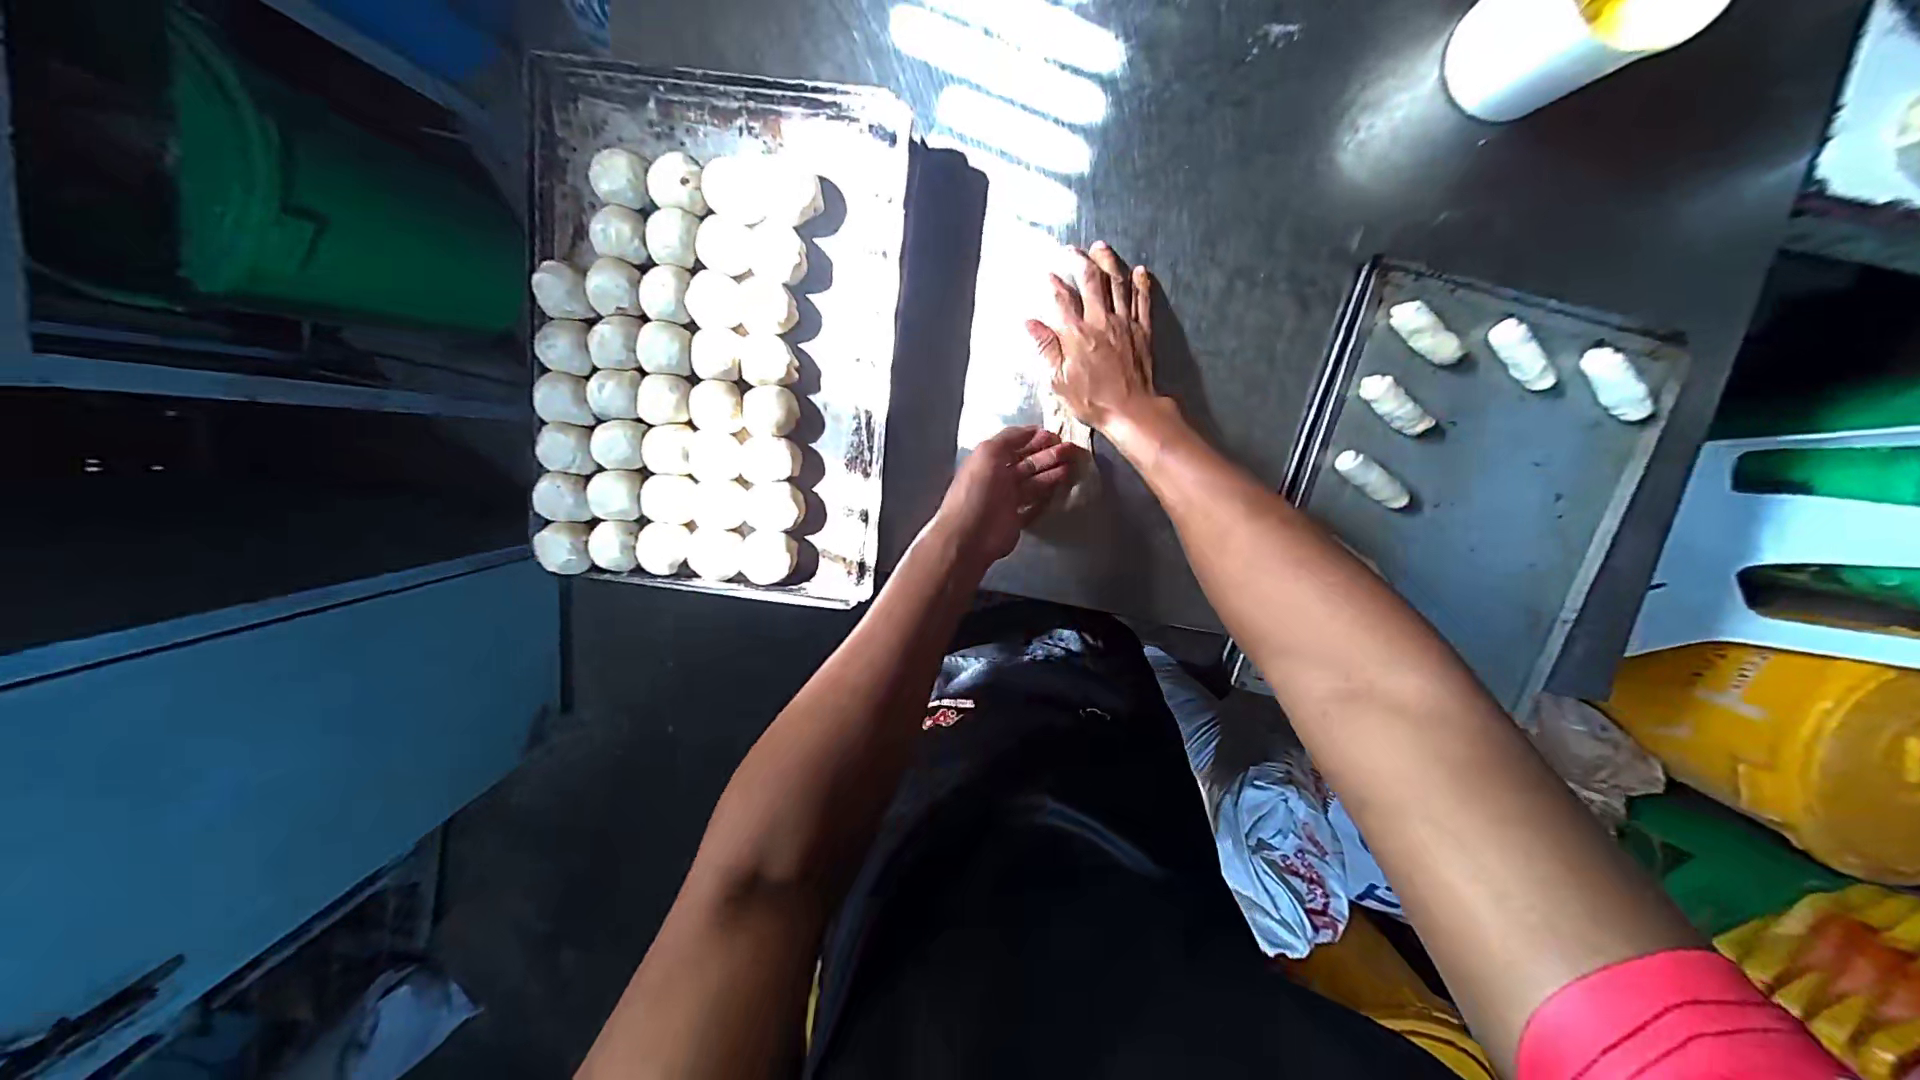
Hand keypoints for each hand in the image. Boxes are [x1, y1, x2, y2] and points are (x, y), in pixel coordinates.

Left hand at [930, 426, 1081, 568]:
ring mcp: (1008, 500)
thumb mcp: (989, 453)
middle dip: (1050, 455)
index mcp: (990, 460)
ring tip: (1072, 467)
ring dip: (1053, 474)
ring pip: (1034, 483)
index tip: (1057, 436)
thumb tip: (1033, 430)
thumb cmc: (978, 489)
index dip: (1035, 439)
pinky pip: (1034, 507)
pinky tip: (1062, 490)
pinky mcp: (1016, 520)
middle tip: (1071, 450)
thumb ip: (1009, 438)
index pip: (1016, 445)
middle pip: (1029, 463)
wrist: (969, 534)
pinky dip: (1047, 499)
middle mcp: (999, 478)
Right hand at [1026, 242, 1159, 431]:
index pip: (1063, 298)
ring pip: (1117, 283)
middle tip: (1073, 250)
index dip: (1054, 283)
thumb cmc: (1091, 400)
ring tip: (1101, 247)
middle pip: (1091, 280)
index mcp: (1076, 333)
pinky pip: (1143, 300)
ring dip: (1109, 262)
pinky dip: (1141, 283)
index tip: (1048, 274)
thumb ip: (1046, 348)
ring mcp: (1125, 323)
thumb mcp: (1059, 380)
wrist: (1131, 409)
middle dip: (1080, 261)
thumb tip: (1030, 323)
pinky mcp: (1143, 330)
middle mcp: (1100, 320)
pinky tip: (1139, 270)